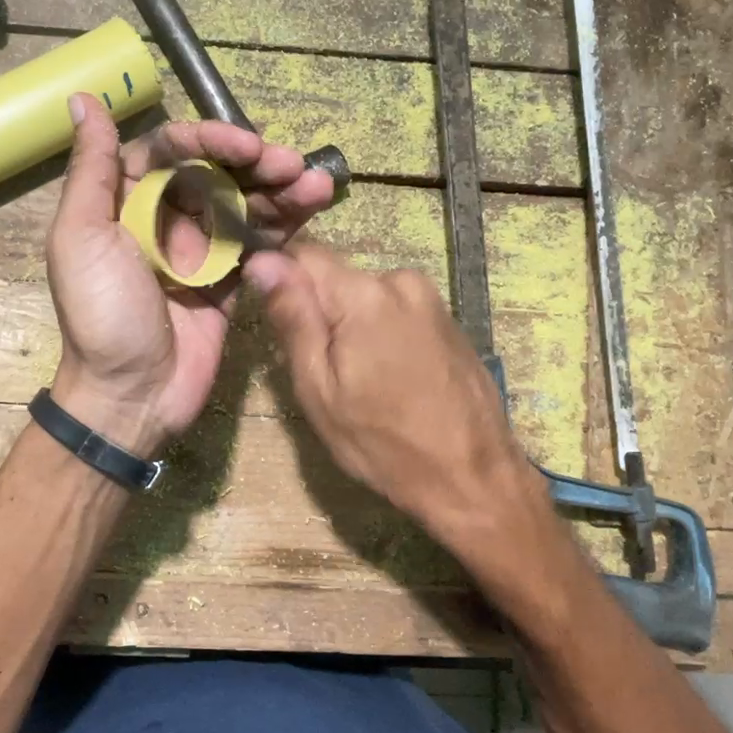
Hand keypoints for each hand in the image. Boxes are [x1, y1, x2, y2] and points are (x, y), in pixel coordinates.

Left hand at [46, 93, 333, 456]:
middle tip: (290, 164)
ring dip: (279, 189)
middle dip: (254, 162)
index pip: (169, 149)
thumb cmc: (101, 315)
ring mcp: (199, 251)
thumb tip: (82, 98)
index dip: (207, 138)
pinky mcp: (229, 282)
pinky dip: (286, 224)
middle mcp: (162, 218)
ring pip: (243, 204)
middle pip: (214, 172)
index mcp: (123, 201)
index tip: (244, 144)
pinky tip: (313, 206)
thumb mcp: (80, 237)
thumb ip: (89, 169)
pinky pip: (259, 243)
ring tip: (315, 183)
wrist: (130, 396)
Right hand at [242, 243, 559, 569]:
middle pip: (336, 280)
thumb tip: (261, 262)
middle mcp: (401, 281)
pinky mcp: (448, 321)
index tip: (276, 323)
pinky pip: (394, 314)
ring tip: (358, 384)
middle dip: (319, 315)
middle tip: (321, 374)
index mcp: (363, 294)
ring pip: (364, 299)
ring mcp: (431, 300)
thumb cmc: (382, 442)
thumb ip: (292, 318)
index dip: (279, 280)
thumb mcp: (319, 388)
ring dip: (350, 329)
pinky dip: (380, 337)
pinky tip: (389, 382)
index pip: (302, 255)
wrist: (472, 477)